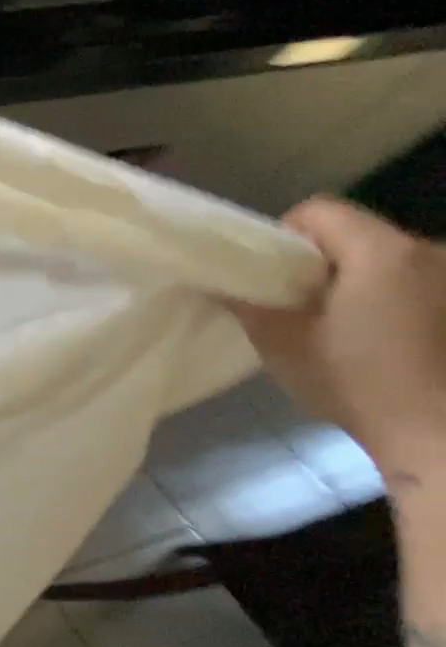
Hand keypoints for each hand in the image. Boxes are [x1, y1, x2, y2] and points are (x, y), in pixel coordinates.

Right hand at [233, 196, 445, 477]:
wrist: (440, 434)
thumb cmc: (355, 382)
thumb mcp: (281, 342)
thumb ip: (248, 302)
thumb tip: (221, 281)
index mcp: (382, 252)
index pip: (319, 211)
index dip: (283, 235)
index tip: (268, 275)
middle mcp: (430, 251)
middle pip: (357, 235)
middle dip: (321, 263)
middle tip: (295, 307)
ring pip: (388, 261)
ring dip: (360, 283)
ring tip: (342, 329)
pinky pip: (418, 284)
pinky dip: (393, 301)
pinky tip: (384, 341)